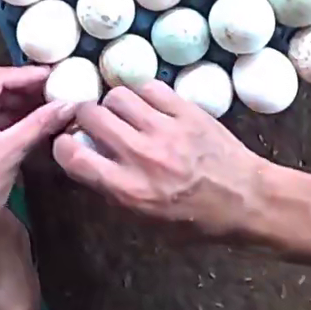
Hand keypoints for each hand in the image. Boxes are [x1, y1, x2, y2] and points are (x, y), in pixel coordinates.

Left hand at [0, 65, 73, 242]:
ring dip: (13, 103)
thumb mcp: (9, 154)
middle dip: (21, 86)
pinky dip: (4, 119)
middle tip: (49, 89)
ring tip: (42, 106)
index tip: (52, 77)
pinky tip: (25, 125)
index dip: (26, 75)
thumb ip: (38, 125)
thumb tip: (66, 106)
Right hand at [51, 81, 273, 237]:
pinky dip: (143, 94)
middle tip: (94, 122)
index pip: (73, 156)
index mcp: (128, 189)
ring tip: (124, 114)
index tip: (68, 143)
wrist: (248, 200)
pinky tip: (149, 106)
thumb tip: (87, 162)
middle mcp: (141, 155)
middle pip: (91, 115)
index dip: (62, 145)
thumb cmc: (197, 220)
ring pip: (118, 96)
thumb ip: (113, 191)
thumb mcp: (146, 221)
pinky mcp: (186, 111)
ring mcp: (165, 129)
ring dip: (114, 104)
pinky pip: (149, 88)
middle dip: (84, 117)